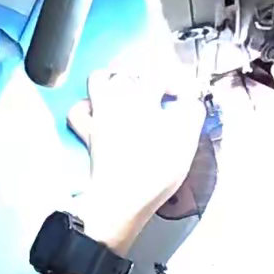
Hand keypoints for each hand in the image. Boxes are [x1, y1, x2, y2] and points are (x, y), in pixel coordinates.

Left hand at [68, 67, 204, 250]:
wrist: (123, 198)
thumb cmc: (158, 170)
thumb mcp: (187, 141)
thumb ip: (193, 114)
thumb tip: (194, 100)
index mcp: (145, 101)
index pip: (161, 78)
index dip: (175, 84)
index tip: (184, 98)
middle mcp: (119, 102)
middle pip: (128, 75)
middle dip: (144, 78)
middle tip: (157, 92)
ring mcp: (99, 116)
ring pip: (98, 81)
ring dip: (112, 79)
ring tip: (124, 89)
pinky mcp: (87, 134)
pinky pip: (78, 111)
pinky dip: (86, 105)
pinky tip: (95, 109)